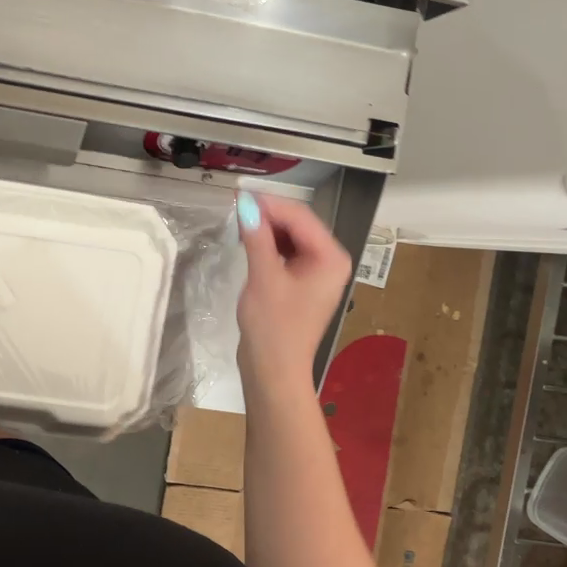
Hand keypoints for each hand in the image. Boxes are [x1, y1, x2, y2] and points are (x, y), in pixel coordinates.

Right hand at [234, 191, 354, 388]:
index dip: (270, 204)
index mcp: (330, 258)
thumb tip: (245, 204)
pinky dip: (267, 246)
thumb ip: (256, 237)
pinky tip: (248, 244)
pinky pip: (285, 254)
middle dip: (268, 215)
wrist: (273, 370)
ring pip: (290, 238)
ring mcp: (316, 273)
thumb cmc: (273, 327)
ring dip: (266, 230)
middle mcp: (329, 261)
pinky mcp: (300, 283)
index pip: (300, 217)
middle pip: (297, 225)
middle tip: (235, 209)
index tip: (239, 196)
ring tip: (239, 226)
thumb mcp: (263, 278)